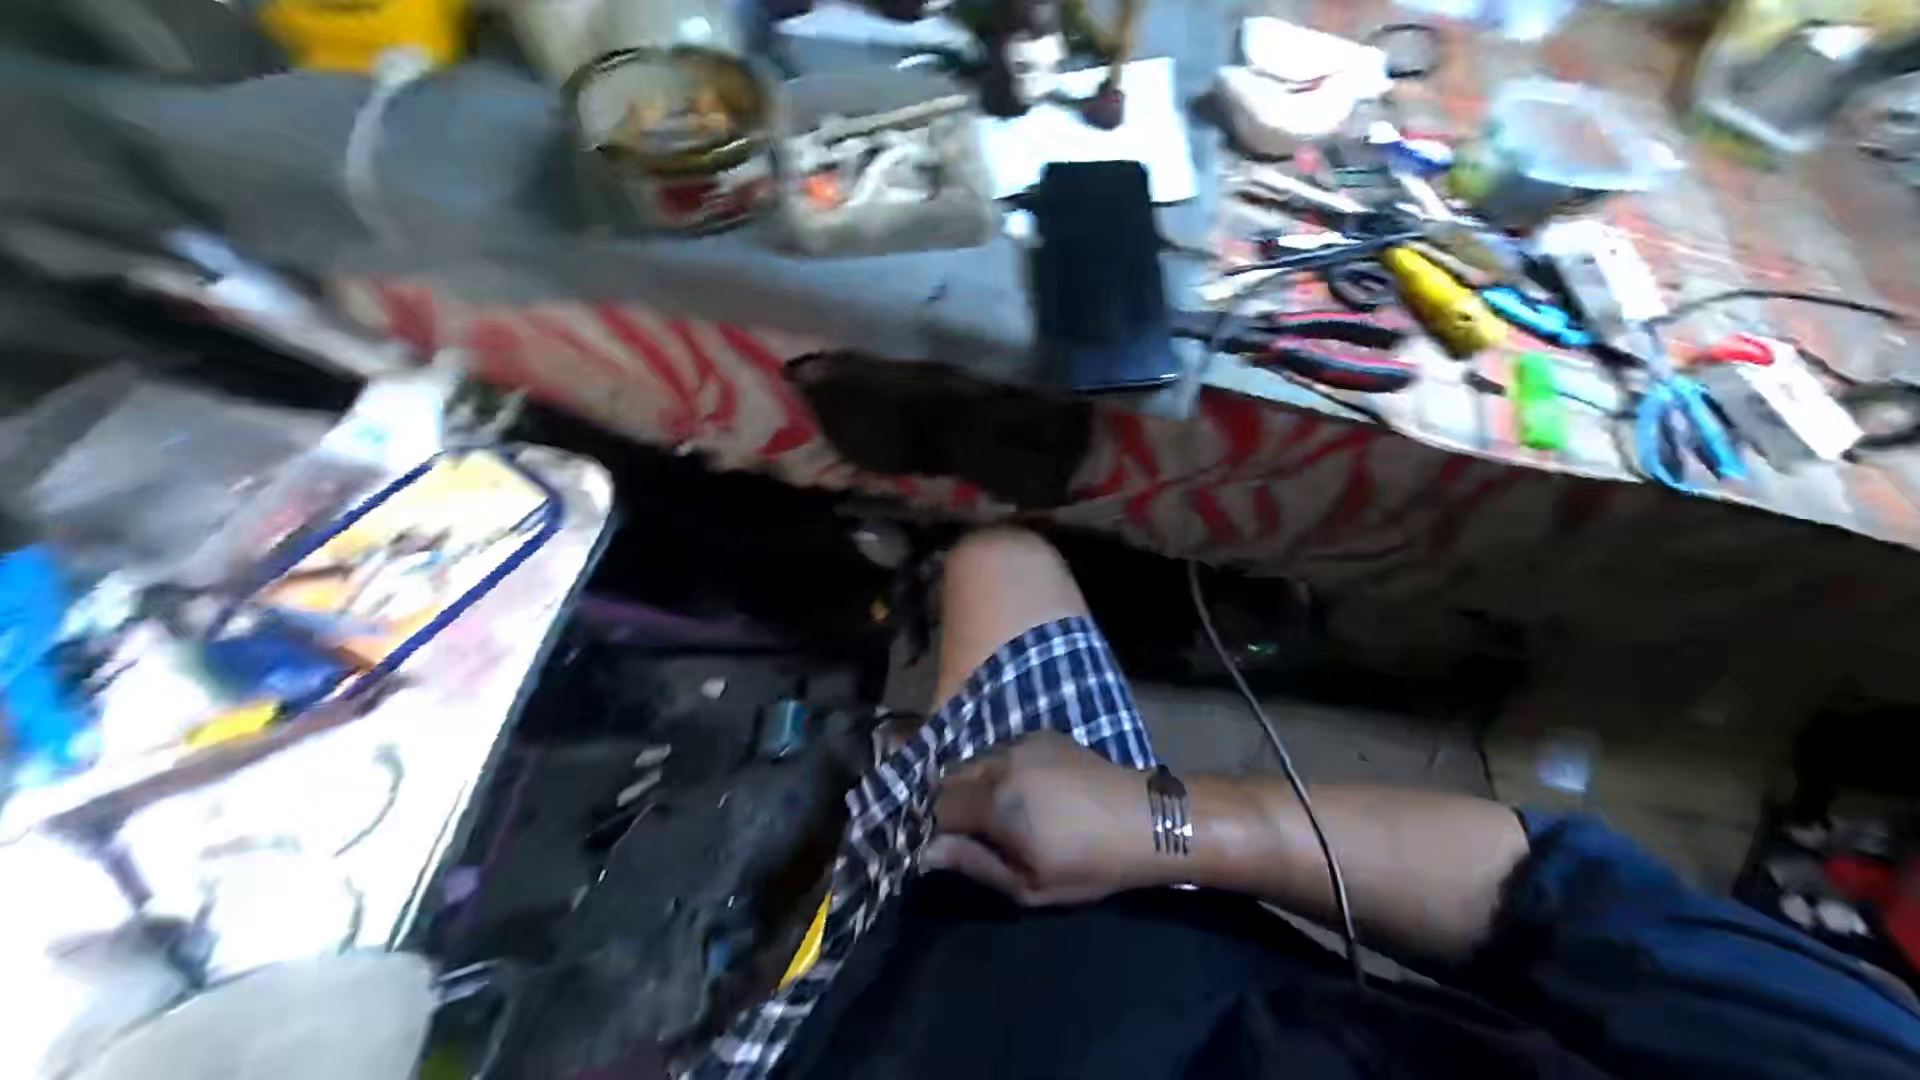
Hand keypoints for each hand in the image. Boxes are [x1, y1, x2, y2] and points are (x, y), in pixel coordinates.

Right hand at [922, 732, 1165, 905]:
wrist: (1141, 819)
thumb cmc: (1086, 864)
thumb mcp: (1028, 884)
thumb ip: (973, 862)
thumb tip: (926, 851)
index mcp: (995, 801)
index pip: (939, 805)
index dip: (939, 828)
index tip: (953, 845)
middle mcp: (1001, 761)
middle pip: (952, 776)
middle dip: (953, 802)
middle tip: (975, 829)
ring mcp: (1022, 742)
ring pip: (977, 760)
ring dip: (976, 783)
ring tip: (1001, 809)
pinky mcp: (1041, 734)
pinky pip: (1004, 749)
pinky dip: (1001, 767)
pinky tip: (1026, 788)